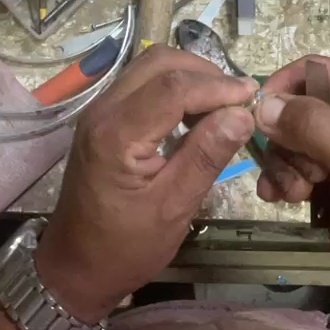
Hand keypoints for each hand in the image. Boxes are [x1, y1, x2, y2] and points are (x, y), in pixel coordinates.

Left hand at [35, 45, 257, 321]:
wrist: (76, 266)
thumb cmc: (125, 247)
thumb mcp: (174, 208)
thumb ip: (206, 156)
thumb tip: (243, 114)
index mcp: (116, 134)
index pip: (173, 87)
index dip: (217, 86)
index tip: (253, 96)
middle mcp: (102, 110)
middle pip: (159, 62)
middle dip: (203, 73)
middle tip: (238, 99)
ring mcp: (98, 110)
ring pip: (149, 67)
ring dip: (188, 76)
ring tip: (221, 105)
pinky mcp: (102, 116)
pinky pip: (140, 83)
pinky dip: (172, 86)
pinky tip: (194, 113)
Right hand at [254, 57, 329, 315]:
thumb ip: (310, 124)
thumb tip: (261, 105)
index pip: (315, 71)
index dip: (286, 85)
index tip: (262, 112)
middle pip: (293, 110)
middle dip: (285, 138)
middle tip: (302, 169)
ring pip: (286, 144)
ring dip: (281, 165)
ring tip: (296, 193)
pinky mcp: (323, 192)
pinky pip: (285, 174)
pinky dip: (277, 183)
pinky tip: (278, 199)